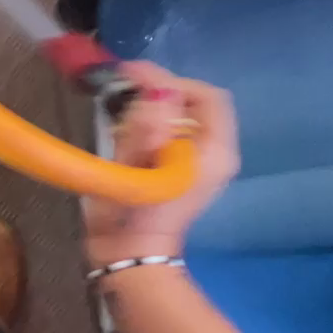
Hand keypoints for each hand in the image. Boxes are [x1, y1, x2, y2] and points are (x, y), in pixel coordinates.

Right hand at [81, 61, 239, 266]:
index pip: (206, 97)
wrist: (126, 254)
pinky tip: (124, 131)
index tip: (132, 78)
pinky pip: (170, 131)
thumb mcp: (136, 172)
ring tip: (118, 109)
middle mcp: (213, 153)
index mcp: (213, 152)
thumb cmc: (132, 215)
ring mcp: (198, 162)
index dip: (171, 82)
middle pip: (193, 104)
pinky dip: (148, 123)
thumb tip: (156, 94)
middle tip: (121, 90)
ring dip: (151, 106)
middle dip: (158, 92)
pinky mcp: (179, 168)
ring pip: (180, 116)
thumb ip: (147, 132)